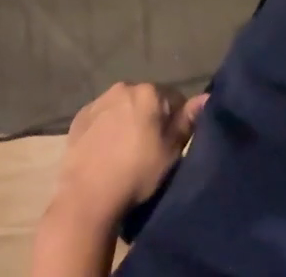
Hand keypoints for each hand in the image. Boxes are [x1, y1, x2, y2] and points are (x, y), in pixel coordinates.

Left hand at [54, 83, 206, 222]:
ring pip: (122, 106)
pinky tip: (105, 151)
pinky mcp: (79, 117)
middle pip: (146, 100)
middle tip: (149, 148)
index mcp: (149, 92)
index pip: (174, 99)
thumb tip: (205, 98)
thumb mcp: (171, 152)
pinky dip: (106, 127)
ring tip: (125, 151)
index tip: (172, 144)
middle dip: (150, 118)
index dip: (176, 121)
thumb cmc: (136, 173)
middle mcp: (123, 88)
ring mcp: (98, 101)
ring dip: (127, 120)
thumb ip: (188, 122)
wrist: (87, 196)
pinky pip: (102, 117)